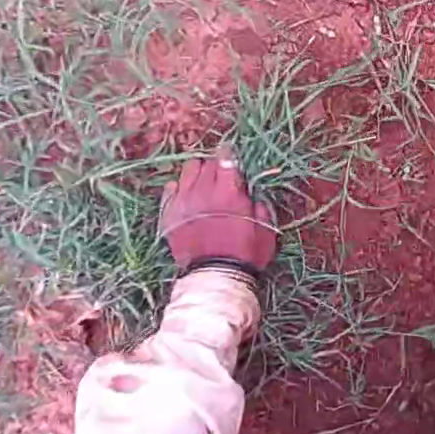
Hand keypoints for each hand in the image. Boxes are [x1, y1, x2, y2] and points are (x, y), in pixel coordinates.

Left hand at [159, 149, 277, 272]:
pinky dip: (179, 188)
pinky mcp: (169, 215)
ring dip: (197, 173)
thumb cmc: (245, 255)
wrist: (215, 278)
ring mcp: (183, 202)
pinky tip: (187, 195)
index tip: (231, 156)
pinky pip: (170, 190)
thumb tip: (253, 197)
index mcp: (229, 192)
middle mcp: (203, 191)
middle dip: (215, 166)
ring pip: (187, 172)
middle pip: (206, 164)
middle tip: (221, 175)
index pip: (226, 160)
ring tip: (203, 182)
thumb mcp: (265, 231)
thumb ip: (260, 208)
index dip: (229, 155)